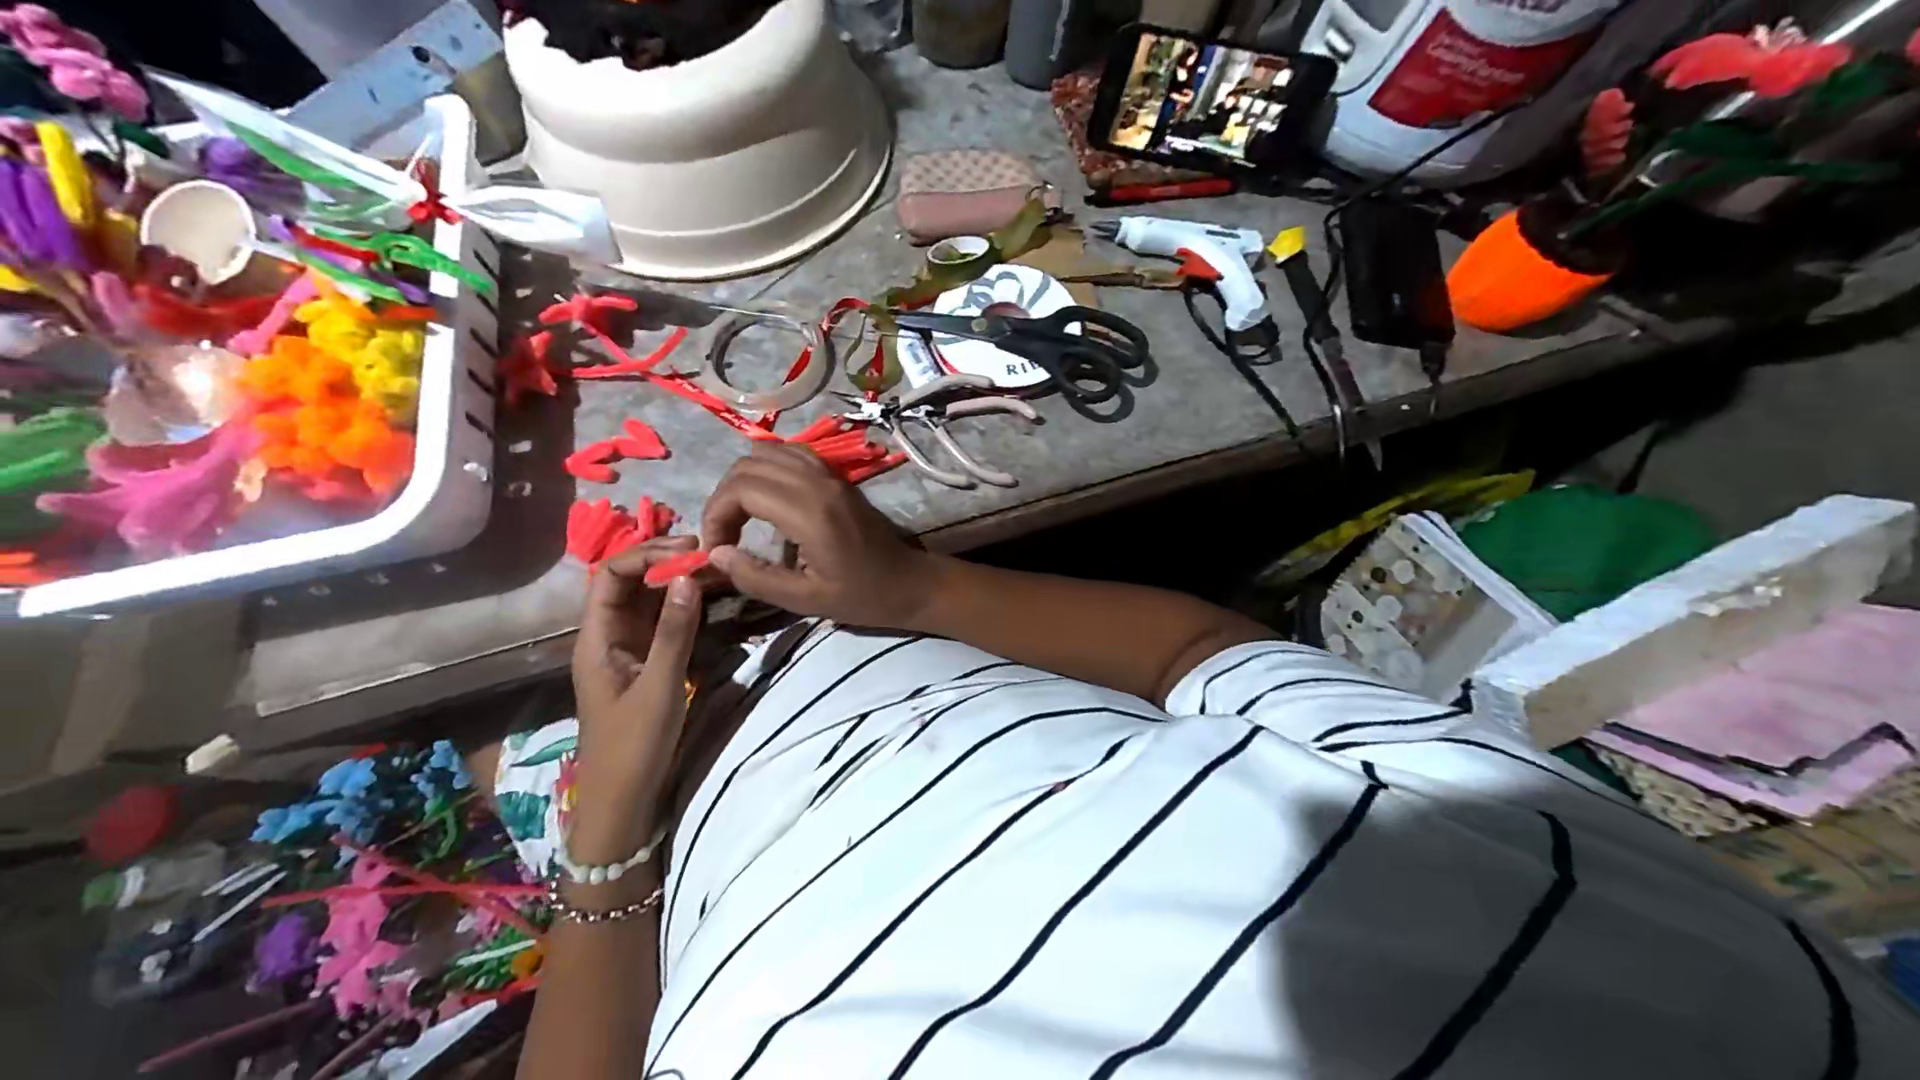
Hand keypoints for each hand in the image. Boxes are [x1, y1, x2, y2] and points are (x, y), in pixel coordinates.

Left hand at [568, 537, 705, 863]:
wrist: (623, 800)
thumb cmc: (634, 746)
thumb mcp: (659, 687)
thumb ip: (675, 631)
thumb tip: (689, 577)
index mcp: (596, 638)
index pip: (612, 576)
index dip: (646, 555)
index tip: (689, 551)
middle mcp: (608, 635)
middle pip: (628, 582)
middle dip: (663, 560)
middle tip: (707, 553)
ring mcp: (627, 648)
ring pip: (647, 599)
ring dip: (675, 579)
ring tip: (712, 566)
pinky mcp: (646, 661)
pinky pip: (661, 620)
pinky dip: (682, 603)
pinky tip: (706, 596)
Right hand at [700, 444, 939, 628]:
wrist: (910, 583)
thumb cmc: (862, 596)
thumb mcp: (805, 600)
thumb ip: (755, 577)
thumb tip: (715, 553)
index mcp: (811, 512)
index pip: (741, 488)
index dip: (715, 514)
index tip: (715, 547)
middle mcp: (818, 482)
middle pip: (748, 465)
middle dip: (723, 498)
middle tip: (723, 536)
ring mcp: (829, 474)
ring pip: (767, 452)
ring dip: (742, 480)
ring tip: (739, 518)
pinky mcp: (835, 476)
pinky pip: (790, 454)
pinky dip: (766, 469)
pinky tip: (764, 501)